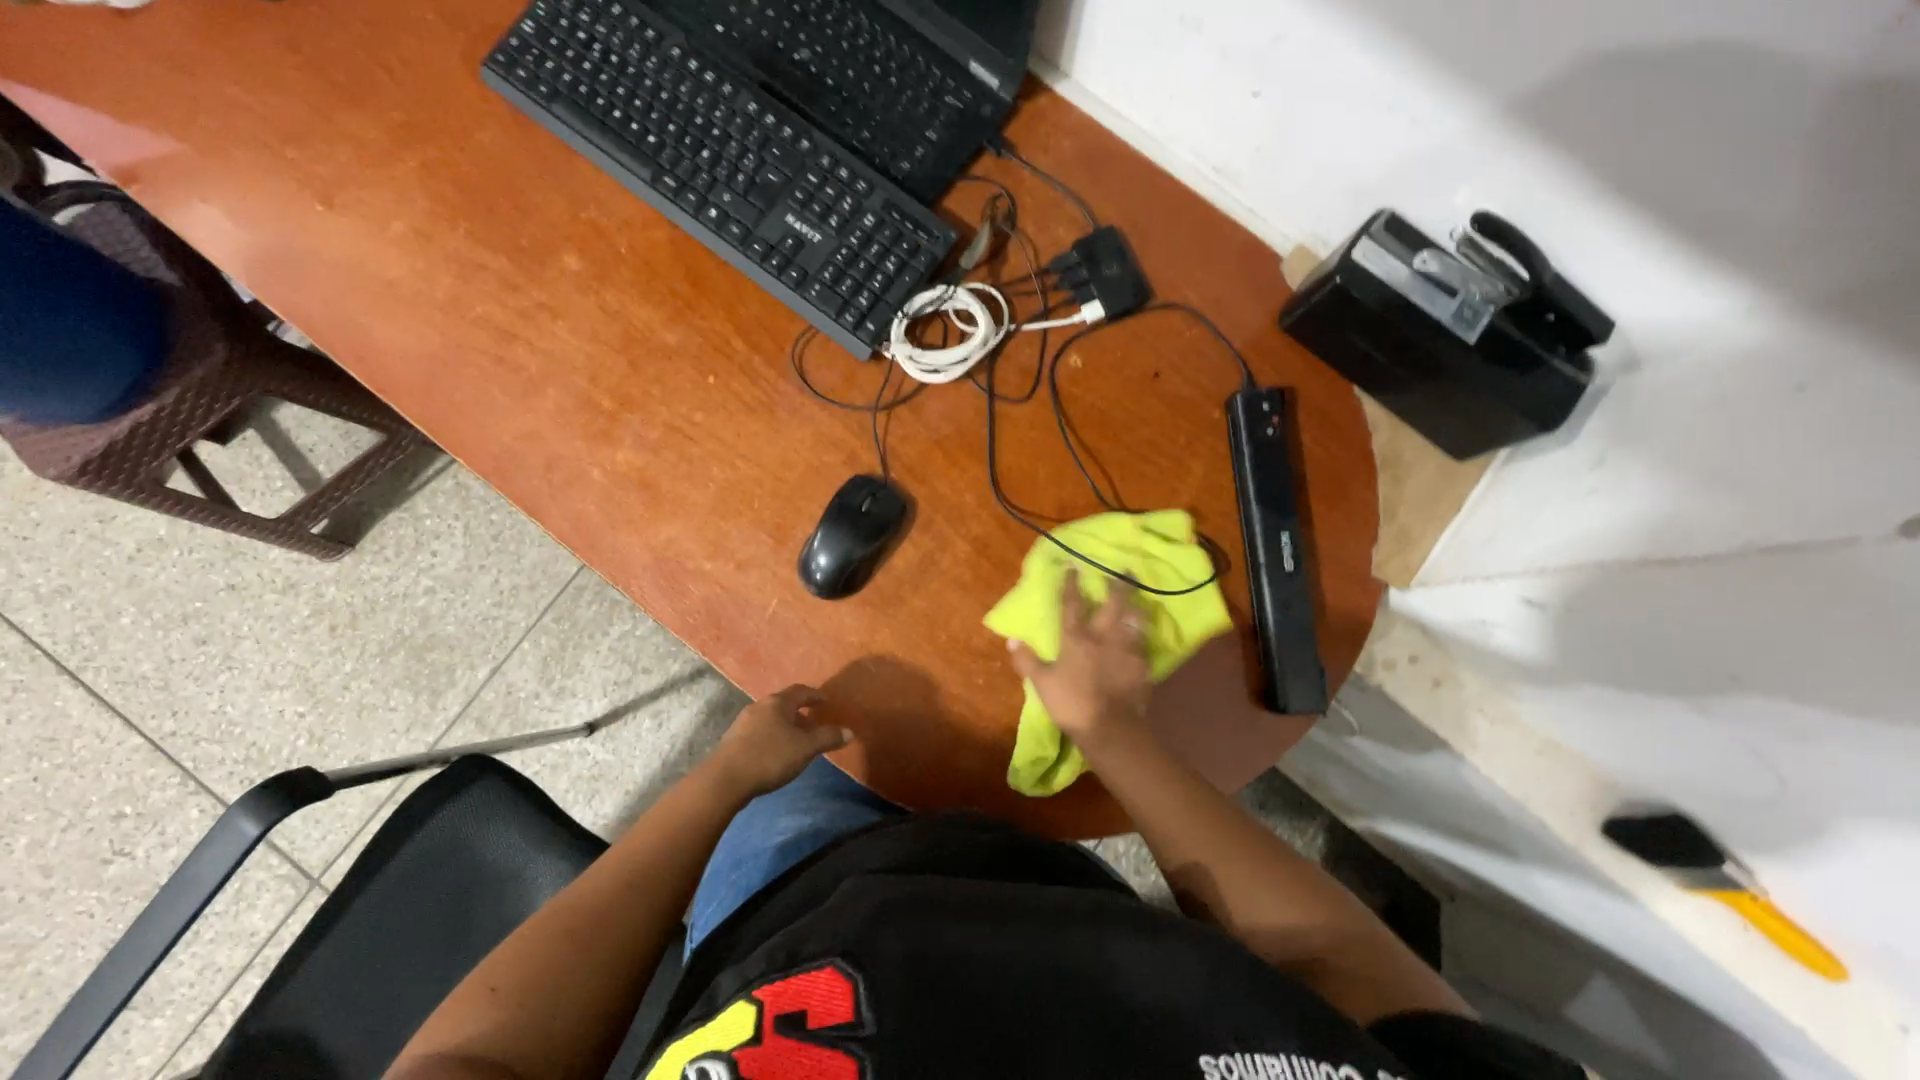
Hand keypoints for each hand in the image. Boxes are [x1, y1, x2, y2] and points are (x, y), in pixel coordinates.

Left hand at [710, 685, 851, 797]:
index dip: (815, 695)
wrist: (724, 780)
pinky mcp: (733, 741)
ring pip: (770, 719)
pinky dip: (773, 737)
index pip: (800, 691)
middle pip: (783, 704)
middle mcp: (758, 707)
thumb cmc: (769, 757)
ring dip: (785, 726)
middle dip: (800, 713)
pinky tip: (777, 753)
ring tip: (797, 741)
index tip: (826, 702)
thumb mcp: (805, 748)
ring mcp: (742, 724)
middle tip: (814, 724)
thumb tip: (849, 731)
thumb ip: (827, 738)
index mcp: (777, 703)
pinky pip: (759, 732)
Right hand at [1008, 569, 1152, 749]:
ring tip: (1138, 601)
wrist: (1111, 728)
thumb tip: (1012, 640)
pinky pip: (1144, 646)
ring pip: (1135, 620)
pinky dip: (1142, 638)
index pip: (1072, 604)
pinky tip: (1143, 639)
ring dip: (1136, 608)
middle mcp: (1105, 637)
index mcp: (1077, 639)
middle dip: (1118, 585)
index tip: (1074, 566)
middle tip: (1125, 571)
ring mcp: (1128, 650)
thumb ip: (1027, 661)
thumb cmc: (1072, 704)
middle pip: (1114, 604)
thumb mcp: (1043, 683)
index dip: (1071, 584)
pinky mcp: (1144, 666)